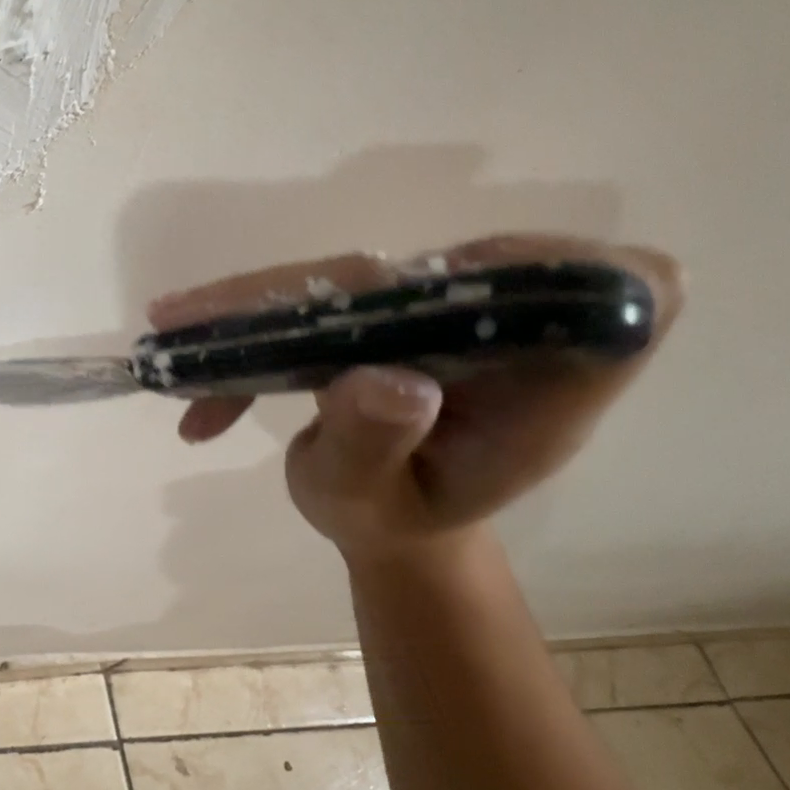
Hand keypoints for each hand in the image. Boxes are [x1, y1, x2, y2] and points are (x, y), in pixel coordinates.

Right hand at [147, 234, 683, 564]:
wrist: (385, 519)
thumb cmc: (393, 522)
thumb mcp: (374, 503)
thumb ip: (377, 447)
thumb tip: (384, 378)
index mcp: (547, 387)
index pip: (619, 292)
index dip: (547, 267)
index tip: (433, 287)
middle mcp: (506, 336)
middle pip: (430, 273)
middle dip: (307, 290)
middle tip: (196, 316)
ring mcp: (448, 317)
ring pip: (363, 278)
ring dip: (260, 305)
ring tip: (170, 333)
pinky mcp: (400, 310)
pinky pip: (329, 296)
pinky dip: (258, 327)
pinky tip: (197, 381)